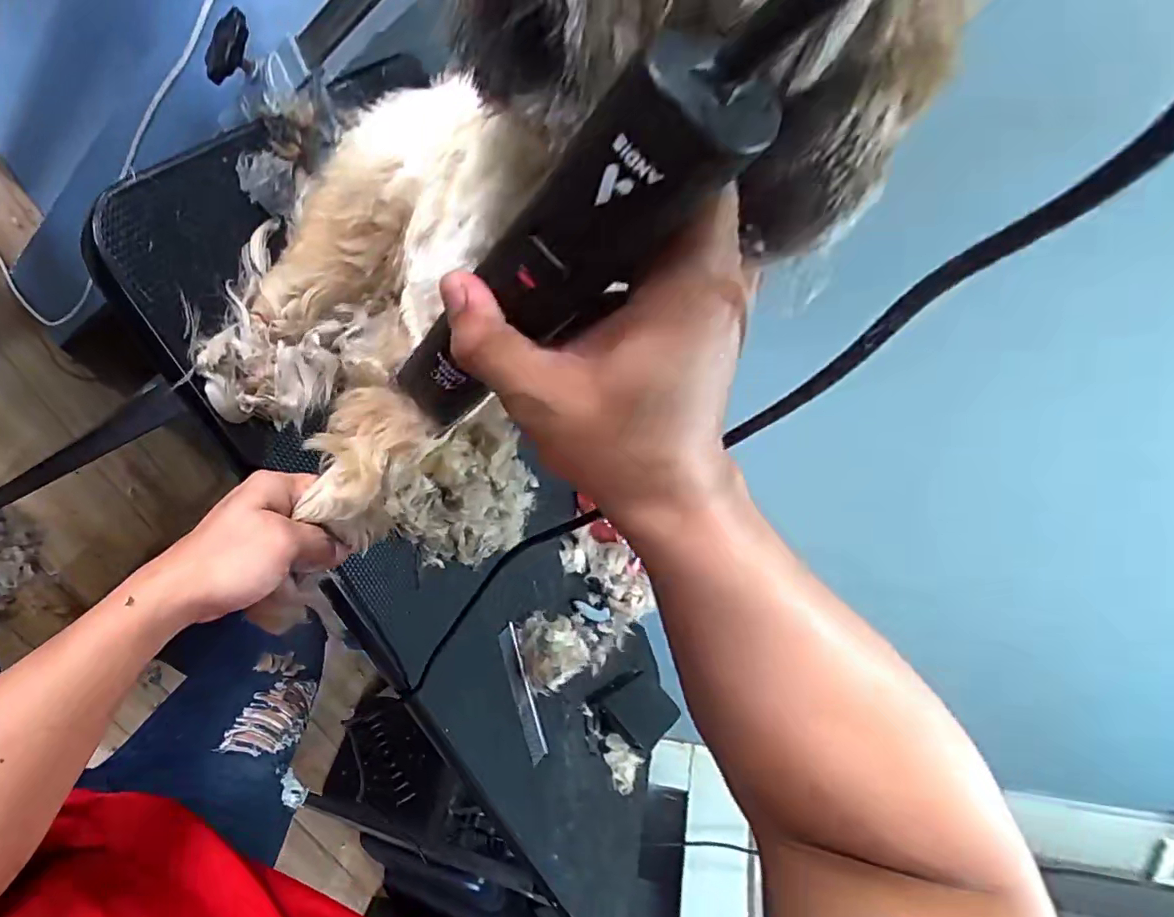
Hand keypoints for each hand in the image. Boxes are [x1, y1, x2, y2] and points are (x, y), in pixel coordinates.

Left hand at [127, 471, 349, 626]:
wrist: (181, 591)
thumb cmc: (234, 560)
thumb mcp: (285, 543)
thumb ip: (320, 540)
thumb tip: (343, 547)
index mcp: (272, 485)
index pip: (322, 488)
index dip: (341, 513)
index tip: (355, 540)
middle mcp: (264, 501)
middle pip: (311, 521)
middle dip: (318, 547)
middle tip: (318, 567)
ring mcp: (254, 529)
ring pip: (297, 547)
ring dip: (298, 569)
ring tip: (290, 584)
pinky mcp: (246, 555)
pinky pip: (278, 564)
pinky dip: (280, 579)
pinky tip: (275, 592)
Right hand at [442, 191, 753, 539]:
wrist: (662, 495)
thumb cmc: (613, 444)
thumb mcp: (539, 394)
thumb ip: (491, 340)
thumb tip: (454, 284)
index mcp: (693, 280)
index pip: (696, 177)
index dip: (643, 163)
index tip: (585, 169)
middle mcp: (720, 278)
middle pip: (675, 205)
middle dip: (615, 202)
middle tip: (551, 209)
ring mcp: (715, 301)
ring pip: (669, 239)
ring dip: (618, 238)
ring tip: (558, 245)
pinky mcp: (699, 322)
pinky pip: (665, 271)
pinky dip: (625, 270)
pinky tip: (580, 288)